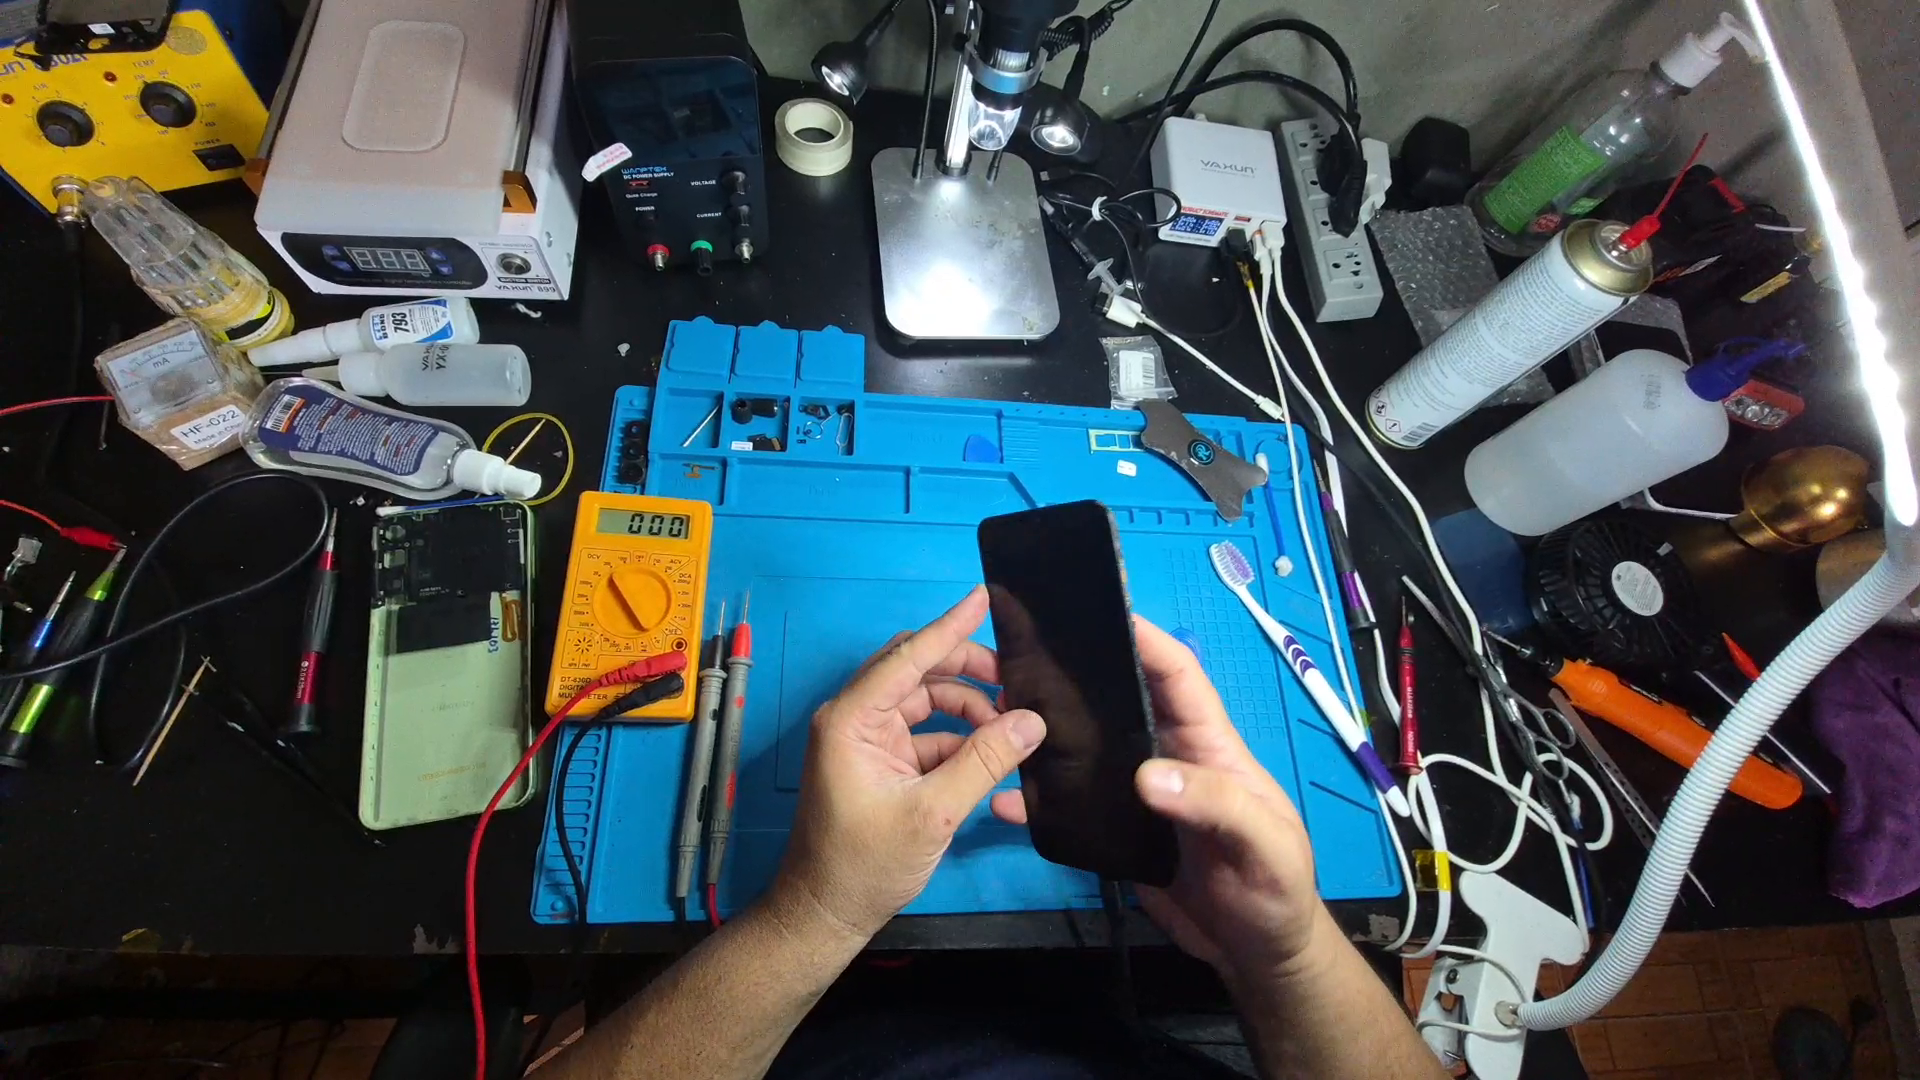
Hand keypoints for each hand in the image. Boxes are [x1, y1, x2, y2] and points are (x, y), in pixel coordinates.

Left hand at [769, 586, 1045, 943]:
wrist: (826, 914)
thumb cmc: (865, 864)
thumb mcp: (932, 813)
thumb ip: (984, 763)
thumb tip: (1032, 722)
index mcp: (852, 717)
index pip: (907, 656)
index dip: (949, 627)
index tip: (983, 598)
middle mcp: (856, 715)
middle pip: (915, 669)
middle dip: (965, 667)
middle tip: (1014, 677)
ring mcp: (868, 736)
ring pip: (923, 698)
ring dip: (966, 705)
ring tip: (1009, 720)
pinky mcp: (881, 758)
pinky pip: (925, 730)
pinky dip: (958, 735)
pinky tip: (990, 748)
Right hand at [999, 616, 1331, 985]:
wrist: (1253, 951)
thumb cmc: (1274, 888)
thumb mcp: (1263, 844)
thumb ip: (1215, 804)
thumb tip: (1146, 775)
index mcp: (1206, 742)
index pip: (1177, 674)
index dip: (1146, 638)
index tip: (1102, 610)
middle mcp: (1165, 753)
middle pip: (1119, 698)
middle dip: (1080, 672)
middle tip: (1026, 654)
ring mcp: (1136, 789)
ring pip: (1087, 744)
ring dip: (1048, 728)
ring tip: (999, 710)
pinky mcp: (1113, 826)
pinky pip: (1070, 803)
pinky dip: (1038, 799)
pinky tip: (1005, 799)